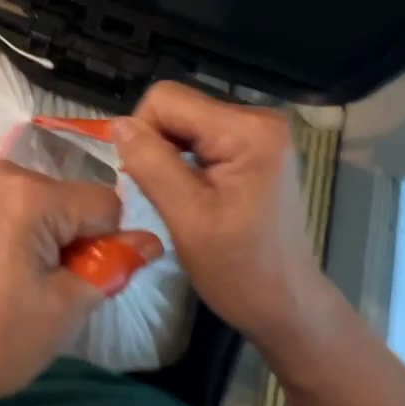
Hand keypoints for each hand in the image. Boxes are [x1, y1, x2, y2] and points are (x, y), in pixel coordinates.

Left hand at [0, 160, 161, 403]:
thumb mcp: (63, 308)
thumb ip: (112, 266)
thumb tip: (152, 241)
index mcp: (30, 193)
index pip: (106, 206)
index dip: (110, 248)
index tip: (85, 284)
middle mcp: (9, 171)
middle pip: (80, 201)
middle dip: (83, 243)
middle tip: (54, 289)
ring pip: (60, 205)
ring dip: (61, 241)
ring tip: (33, 283)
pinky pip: (33, 207)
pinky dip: (39, 235)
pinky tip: (18, 269)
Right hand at [113, 81, 328, 351]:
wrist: (286, 306)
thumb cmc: (240, 271)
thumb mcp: (186, 219)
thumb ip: (151, 164)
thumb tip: (118, 124)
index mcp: (248, 130)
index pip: (166, 99)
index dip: (143, 133)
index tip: (148, 180)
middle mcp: (259, 119)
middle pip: (176, 107)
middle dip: (158, 145)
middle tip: (165, 194)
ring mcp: (259, 131)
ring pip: (183, 121)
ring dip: (169, 155)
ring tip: (180, 197)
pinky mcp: (254, 146)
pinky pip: (199, 135)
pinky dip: (185, 160)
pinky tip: (194, 193)